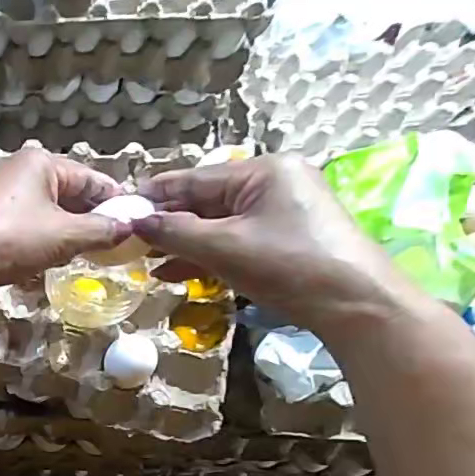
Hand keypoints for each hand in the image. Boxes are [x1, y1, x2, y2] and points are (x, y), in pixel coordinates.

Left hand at [0, 149, 127, 290]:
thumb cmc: (12, 239)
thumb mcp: (65, 236)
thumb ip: (101, 230)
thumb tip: (127, 228)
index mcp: (41, 161)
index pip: (91, 179)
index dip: (114, 202)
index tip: (132, 223)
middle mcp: (17, 168)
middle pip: (66, 192)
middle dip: (88, 217)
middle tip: (109, 243)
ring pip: (44, 208)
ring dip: (64, 229)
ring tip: (81, 252)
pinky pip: (22, 220)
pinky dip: (39, 235)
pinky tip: (45, 256)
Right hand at [135, 154, 426, 337]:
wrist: (357, 305)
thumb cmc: (289, 264)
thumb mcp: (223, 247)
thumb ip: (174, 232)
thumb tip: (133, 222)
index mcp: (262, 171)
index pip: (192, 179)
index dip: (152, 196)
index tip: (118, 210)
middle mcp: (271, 183)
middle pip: (203, 201)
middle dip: (165, 223)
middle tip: (126, 240)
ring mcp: (279, 211)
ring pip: (215, 223)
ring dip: (180, 243)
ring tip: (142, 260)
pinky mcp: (283, 239)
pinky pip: (232, 240)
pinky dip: (203, 255)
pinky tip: (172, 272)